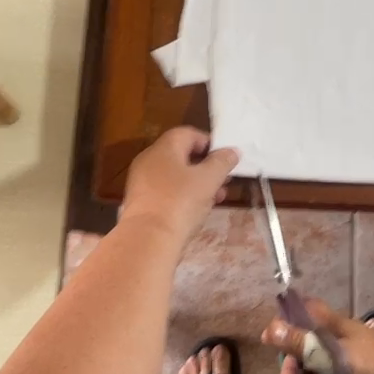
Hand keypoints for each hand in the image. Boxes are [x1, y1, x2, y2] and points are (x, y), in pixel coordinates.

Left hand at [119, 127, 239, 241]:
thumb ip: (222, 162)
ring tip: (217, 197)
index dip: (209, 143)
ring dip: (197, 183)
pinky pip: (166, 192)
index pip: (188, 134)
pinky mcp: (141, 203)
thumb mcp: (209, 179)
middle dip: (206, 166)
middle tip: (225, 179)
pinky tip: (198, 210)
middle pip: (182, 156)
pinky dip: (183, 195)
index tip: (226, 158)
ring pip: (175, 176)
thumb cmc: (181, 202)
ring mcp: (142, 182)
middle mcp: (149, 160)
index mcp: (164, 148)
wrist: (148, 239)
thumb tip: (232, 151)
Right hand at [263, 298, 373, 373]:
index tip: (274, 350)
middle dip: (294, 372)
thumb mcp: (331, 354)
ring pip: (313, 373)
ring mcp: (344, 362)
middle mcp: (336, 339)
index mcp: (332, 324)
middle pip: (303, 350)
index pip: (300, 315)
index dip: (285, 328)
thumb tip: (268, 329)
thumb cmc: (371, 366)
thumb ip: (300, 343)